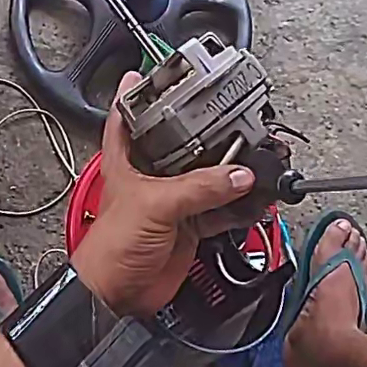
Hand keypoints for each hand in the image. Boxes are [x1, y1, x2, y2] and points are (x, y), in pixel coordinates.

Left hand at [71, 73, 257, 315]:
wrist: (118, 296)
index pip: (129, 115)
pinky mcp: (189, 225)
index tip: (160, 70)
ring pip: (207, 176)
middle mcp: (150, 175)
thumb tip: (239, 174)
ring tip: (255, 156)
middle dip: (206, 132)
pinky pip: (221, 208)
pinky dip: (239, 204)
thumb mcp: (154, 205)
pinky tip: (255, 197)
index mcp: (127, 160)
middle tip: (231, 115)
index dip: (141, 91)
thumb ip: (198, 188)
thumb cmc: (111, 247)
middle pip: (180, 143)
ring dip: (230, 170)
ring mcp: (173, 200)